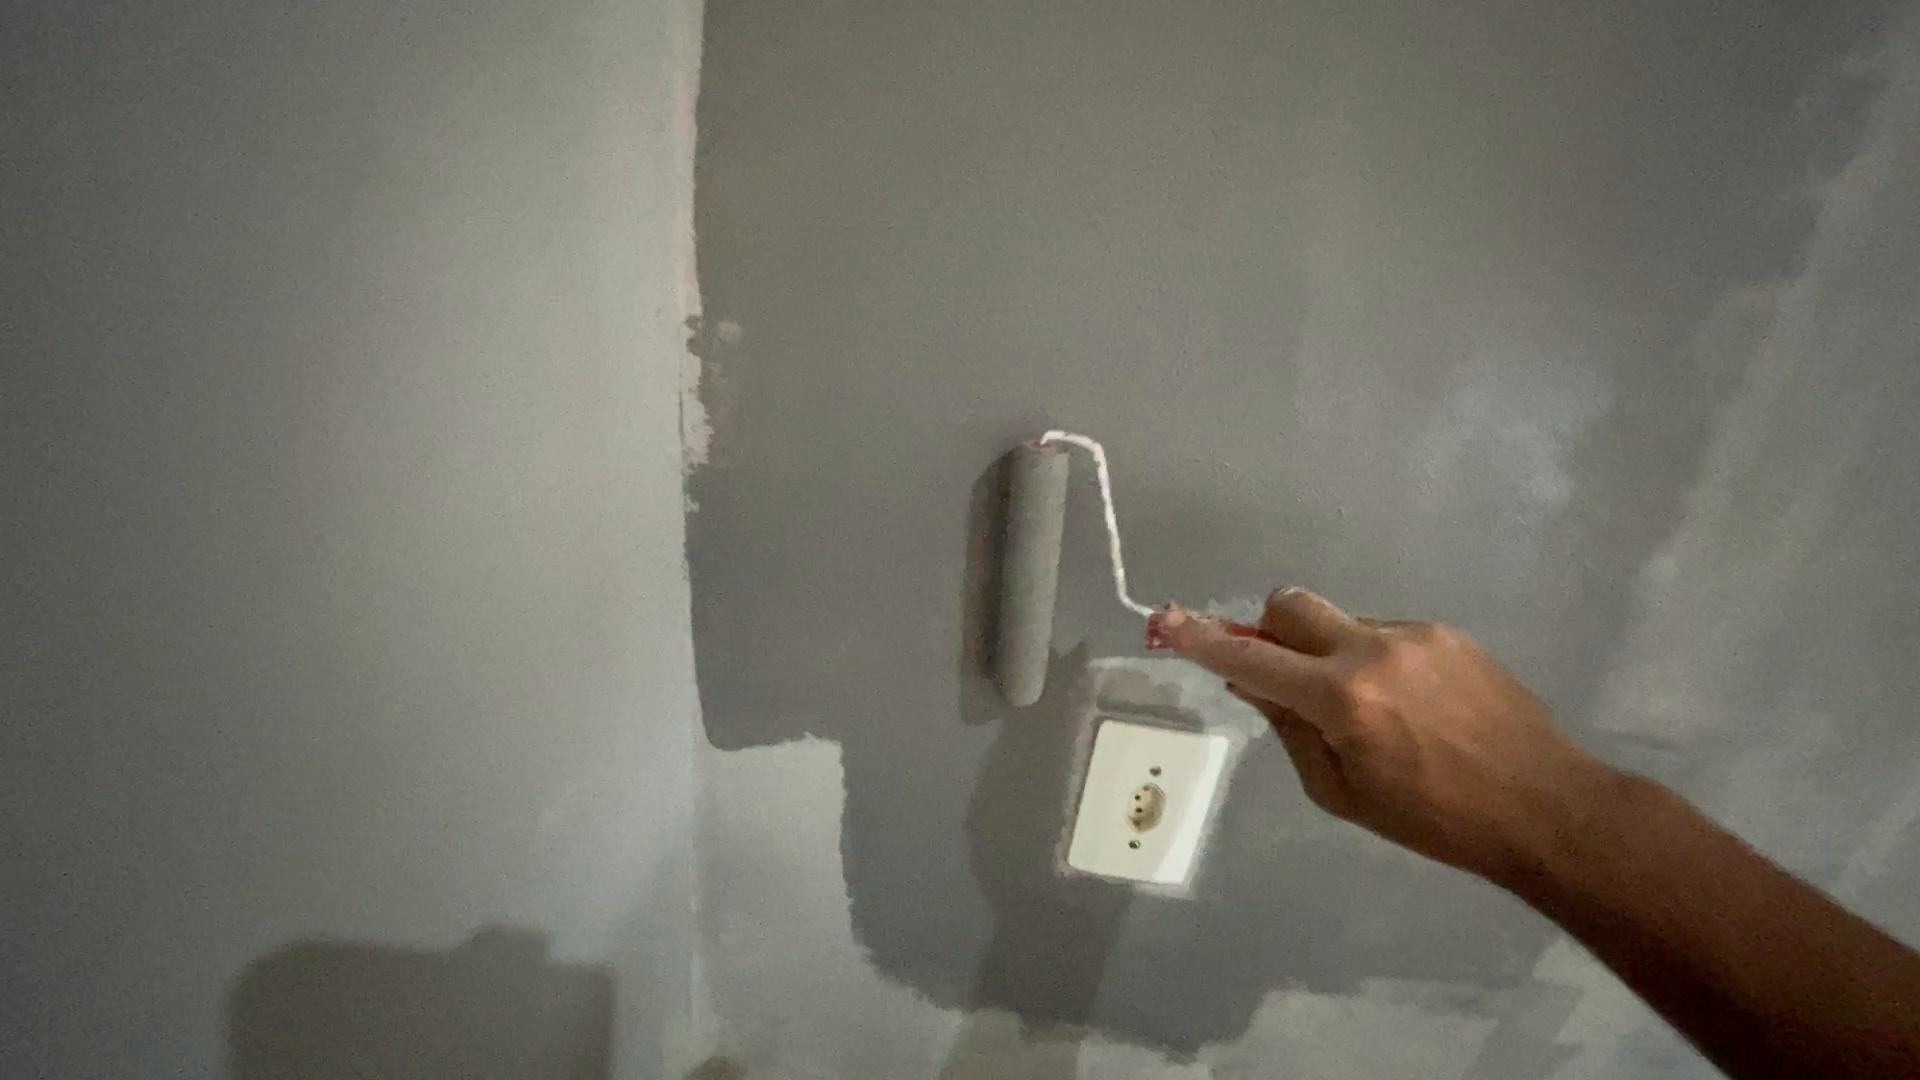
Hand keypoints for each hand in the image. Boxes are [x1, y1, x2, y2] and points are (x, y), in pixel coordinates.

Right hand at [1157, 589, 1620, 886]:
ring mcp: (1413, 635)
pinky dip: (1372, 659)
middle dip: (1270, 629)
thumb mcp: (1339, 792)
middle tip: (1287, 672)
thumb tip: (1251, 680)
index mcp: (1341, 700)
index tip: (1165, 620)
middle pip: (1288, 603)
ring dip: (1328, 652)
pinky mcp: (1445, 632)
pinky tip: (1412, 703)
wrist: (1549, 808)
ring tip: (1374, 707)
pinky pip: (1381, 632)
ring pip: (1337, 620)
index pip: (1251, 658)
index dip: (1201, 640)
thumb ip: (1287, 728)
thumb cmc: (1433, 818)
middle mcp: (1371, 651)